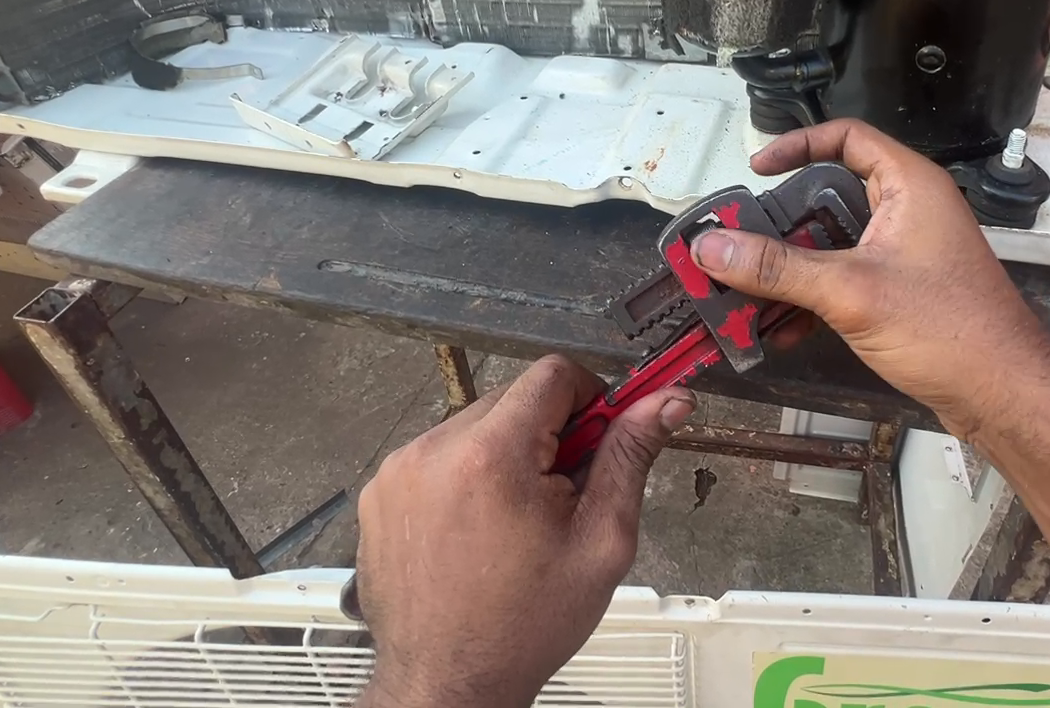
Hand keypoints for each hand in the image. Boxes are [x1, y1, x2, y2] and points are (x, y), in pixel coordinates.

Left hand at [356, 356, 694, 707]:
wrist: (446, 688)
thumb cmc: (526, 624)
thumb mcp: (601, 540)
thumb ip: (631, 456)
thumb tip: (668, 401)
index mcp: (493, 456)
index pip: (552, 373)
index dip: (586, 397)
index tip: (595, 437)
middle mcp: (436, 449)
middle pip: (516, 396)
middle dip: (549, 429)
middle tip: (561, 488)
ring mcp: (401, 468)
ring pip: (479, 420)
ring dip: (508, 448)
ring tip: (517, 512)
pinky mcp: (381, 488)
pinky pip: (441, 448)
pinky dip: (469, 468)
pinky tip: (480, 520)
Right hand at [690, 119, 1046, 425]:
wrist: (1004, 398)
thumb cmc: (944, 328)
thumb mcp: (850, 291)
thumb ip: (777, 269)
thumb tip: (710, 247)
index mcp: (908, 185)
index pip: (847, 138)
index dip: (798, 145)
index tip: (756, 171)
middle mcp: (906, 210)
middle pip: (829, 196)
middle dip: (781, 223)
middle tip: (740, 241)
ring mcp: (902, 253)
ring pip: (831, 244)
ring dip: (790, 268)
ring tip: (745, 289)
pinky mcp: (899, 290)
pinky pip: (842, 279)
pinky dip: (811, 297)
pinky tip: (779, 329)